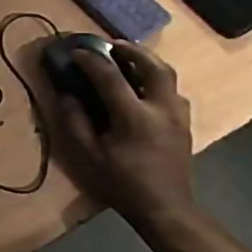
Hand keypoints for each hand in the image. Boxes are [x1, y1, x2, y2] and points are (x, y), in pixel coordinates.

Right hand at [54, 41, 194, 224]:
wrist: (164, 207)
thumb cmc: (121, 183)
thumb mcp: (88, 155)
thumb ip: (76, 121)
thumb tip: (68, 95)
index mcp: (135, 117)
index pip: (111, 77)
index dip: (91, 61)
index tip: (75, 52)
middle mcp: (161, 109)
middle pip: (153, 66)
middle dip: (132, 51)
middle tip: (111, 45)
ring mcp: (178, 115)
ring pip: (168, 76)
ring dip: (147, 62)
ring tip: (128, 59)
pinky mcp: (183, 123)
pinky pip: (172, 91)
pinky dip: (156, 79)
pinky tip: (142, 87)